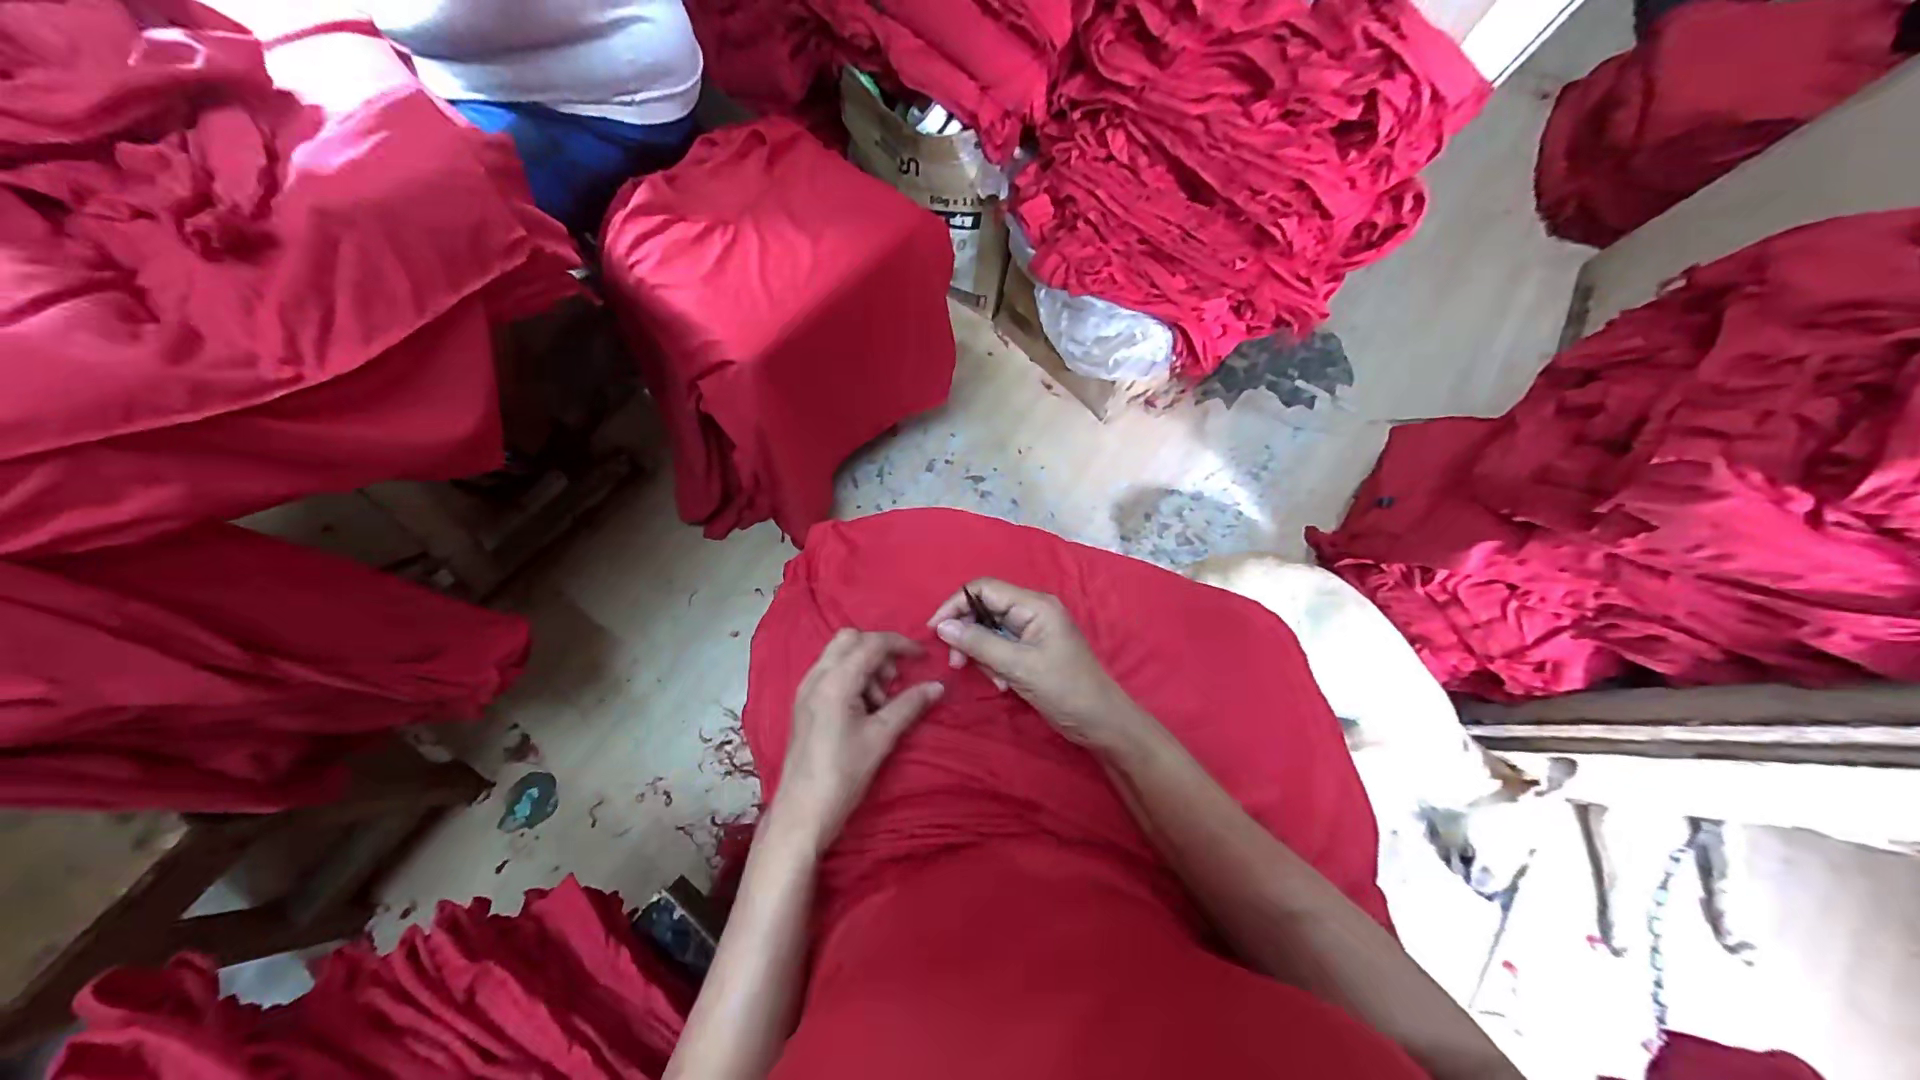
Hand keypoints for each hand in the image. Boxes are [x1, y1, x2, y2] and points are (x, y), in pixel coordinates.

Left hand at [775, 630, 943, 849]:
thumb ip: (910, 705)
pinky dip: (852, 677)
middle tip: (896, 681)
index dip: (901, 645)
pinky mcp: (804, 704)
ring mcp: (805, 690)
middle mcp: (815, 677)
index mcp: (834, 681)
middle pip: (850, 639)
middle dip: (879, 651)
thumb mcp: (882, 737)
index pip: (871, 643)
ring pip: (839, 655)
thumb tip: (937, 686)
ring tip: (882, 702)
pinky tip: (865, 708)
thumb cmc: (843, 775)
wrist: (802, 813)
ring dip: (866, 666)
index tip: (923, 658)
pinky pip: (830, 673)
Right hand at [927, 578, 1144, 752]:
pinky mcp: (1032, 650)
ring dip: (982, 654)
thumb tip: (942, 627)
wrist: (1101, 722)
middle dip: (968, 635)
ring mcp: (1033, 631)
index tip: (935, 630)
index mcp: (1035, 605)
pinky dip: (994, 664)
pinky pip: (1001, 647)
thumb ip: (979, 643)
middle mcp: (1033, 610)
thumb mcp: (1018, 667)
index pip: (984, 588)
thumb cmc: (1065, 690)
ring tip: (994, 680)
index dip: (955, 605)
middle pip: (984, 609)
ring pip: (990, 631)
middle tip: (958, 663)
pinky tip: (1003, 685)